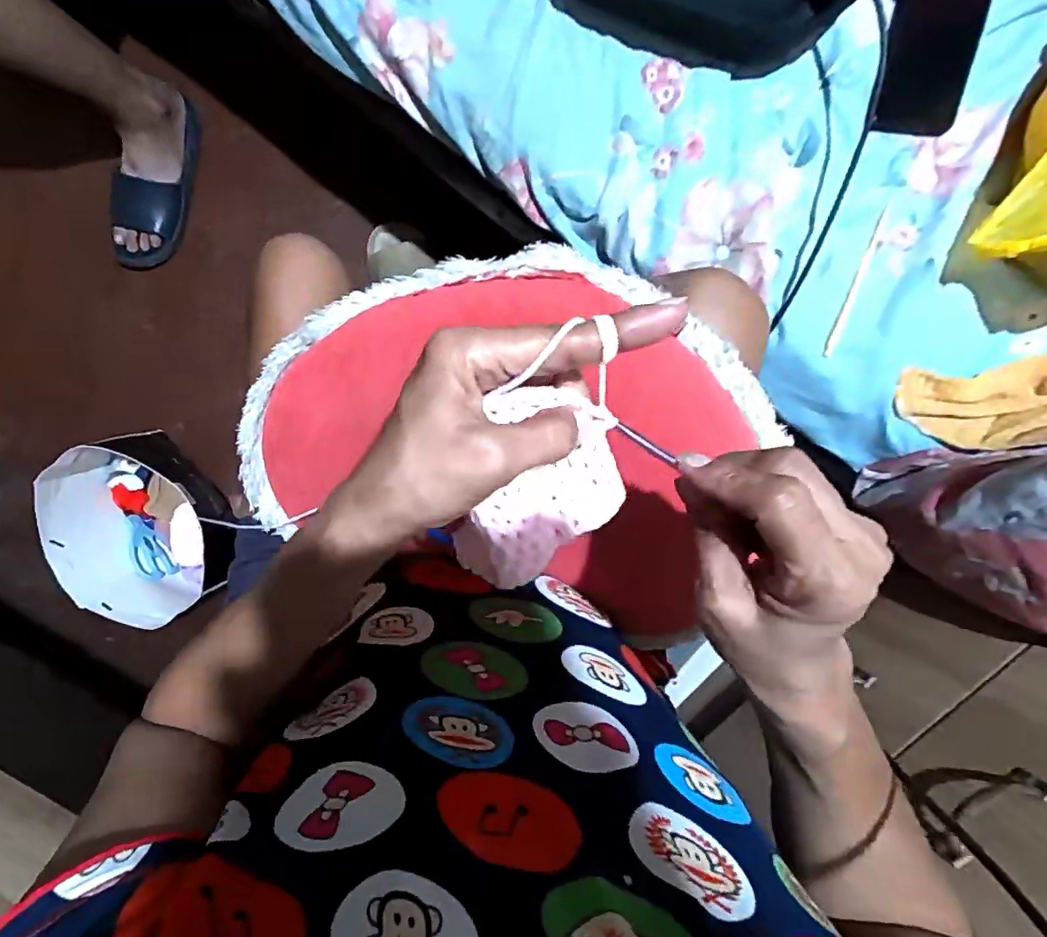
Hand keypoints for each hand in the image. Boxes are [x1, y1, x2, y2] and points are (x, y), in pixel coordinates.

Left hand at [321, 300, 688, 553]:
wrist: (376, 513)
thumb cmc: (425, 481)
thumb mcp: (494, 458)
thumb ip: (549, 432)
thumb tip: (578, 420)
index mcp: (466, 349)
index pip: (554, 339)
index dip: (615, 332)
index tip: (670, 315)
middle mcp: (466, 351)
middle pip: (546, 357)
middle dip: (573, 390)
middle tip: (574, 434)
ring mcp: (464, 374)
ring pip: (535, 381)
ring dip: (553, 411)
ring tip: (532, 449)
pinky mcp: (465, 400)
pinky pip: (516, 400)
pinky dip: (535, 420)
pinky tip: (535, 442)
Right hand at [677, 448, 891, 713]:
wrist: (803, 666)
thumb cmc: (755, 647)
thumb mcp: (717, 604)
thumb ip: (711, 540)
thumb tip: (695, 481)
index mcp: (827, 577)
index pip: (781, 500)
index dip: (729, 478)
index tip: (684, 471)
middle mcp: (860, 544)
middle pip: (793, 472)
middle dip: (735, 470)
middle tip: (696, 489)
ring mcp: (867, 529)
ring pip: (798, 469)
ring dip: (747, 475)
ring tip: (719, 505)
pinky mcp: (859, 520)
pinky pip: (804, 482)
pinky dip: (762, 486)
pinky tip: (744, 513)